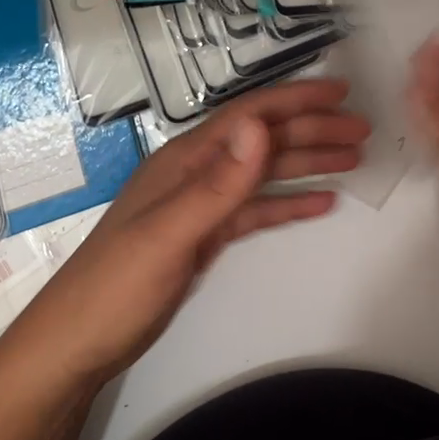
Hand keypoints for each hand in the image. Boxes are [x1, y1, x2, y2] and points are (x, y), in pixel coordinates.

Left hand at [27, 79, 368, 381]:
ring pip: (264, 173)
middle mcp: (197, 172)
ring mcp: (201, 204)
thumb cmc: (116, 285)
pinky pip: (256, 209)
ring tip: (353, 160)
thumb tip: (259, 126)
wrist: (76, 345)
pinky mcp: (205, 235)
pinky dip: (288, 203)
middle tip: (362, 132)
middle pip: (263, 141)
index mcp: (186, 159)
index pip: (250, 116)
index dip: (295, 100)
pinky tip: (320, 203)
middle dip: (312, 131)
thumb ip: (217, 183)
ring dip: (307, 162)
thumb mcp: (168, 234)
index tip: (340, 94)